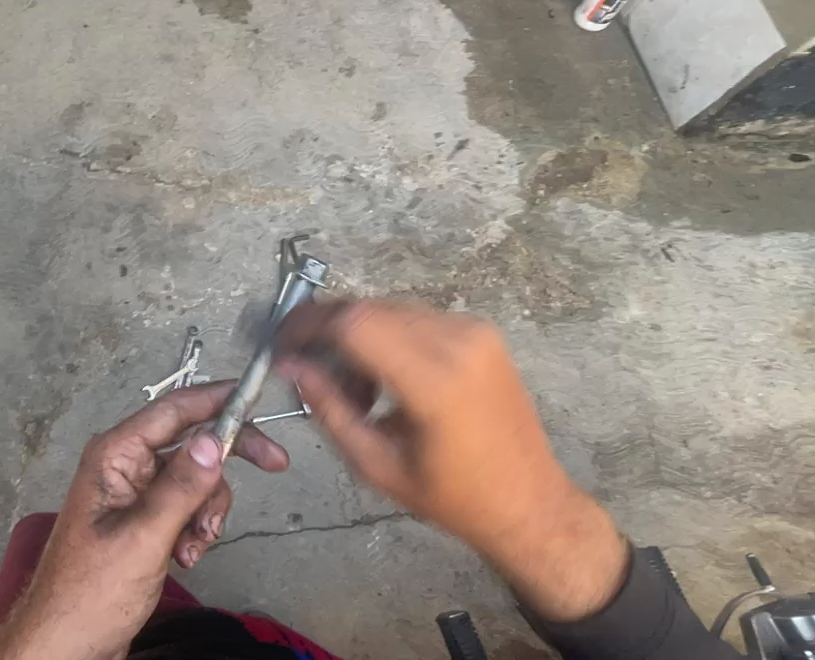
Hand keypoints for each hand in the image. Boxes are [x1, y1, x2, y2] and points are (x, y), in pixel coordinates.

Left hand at [0, 382, 288, 659]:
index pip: (174, 410)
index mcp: (116, 453)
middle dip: (226, 459)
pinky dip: (196, 528)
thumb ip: (180, 488)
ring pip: (194, 478)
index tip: (258, 398)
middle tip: (276, 465)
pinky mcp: (144, 518)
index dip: (217, 399)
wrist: (65, 643)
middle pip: (190, 441)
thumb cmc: (92, 590)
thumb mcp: (143, 537)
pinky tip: (185, 557)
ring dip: (207, 511)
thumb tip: (214, 439)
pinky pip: (186, 506)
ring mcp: (135, 491)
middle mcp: (126, 462)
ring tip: (194, 547)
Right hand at [276, 300, 627, 621]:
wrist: (533, 505)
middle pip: (366, 310)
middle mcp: (457, 343)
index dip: (307, 325)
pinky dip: (384, 336)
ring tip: (354, 385)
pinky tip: (384, 376)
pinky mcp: (480, 330)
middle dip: (326, 329)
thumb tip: (290, 365)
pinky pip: (412, 316)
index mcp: (434, 382)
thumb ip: (328, 408)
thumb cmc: (454, 497)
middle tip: (306, 363)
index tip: (282, 343)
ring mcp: (473, 331)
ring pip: (386, 309)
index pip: (354, 324)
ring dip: (355, 335)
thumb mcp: (376, 465)